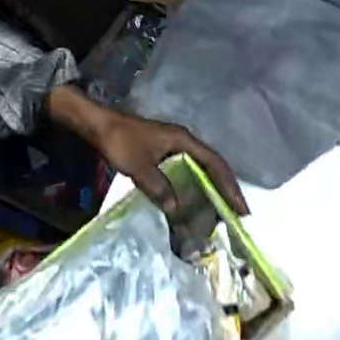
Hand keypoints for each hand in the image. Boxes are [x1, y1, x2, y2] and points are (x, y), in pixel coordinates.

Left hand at [47, 87, 248, 214]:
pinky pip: (186, 170)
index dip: (230, 186)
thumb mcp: (139, 167)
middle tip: (238, 215)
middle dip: (226, 188)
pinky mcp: (162, 152)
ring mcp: (173, 145)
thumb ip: (159, 187)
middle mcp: (183, 140)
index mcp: (183, 140)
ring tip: (221, 212)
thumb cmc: (120, 141)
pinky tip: (193, 201)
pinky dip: (194, 185)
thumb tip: (177, 208)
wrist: (98, 125)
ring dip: (212, 187)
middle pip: (212, 165)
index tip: (241, 208)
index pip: (215, 163)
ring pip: (200, 168)